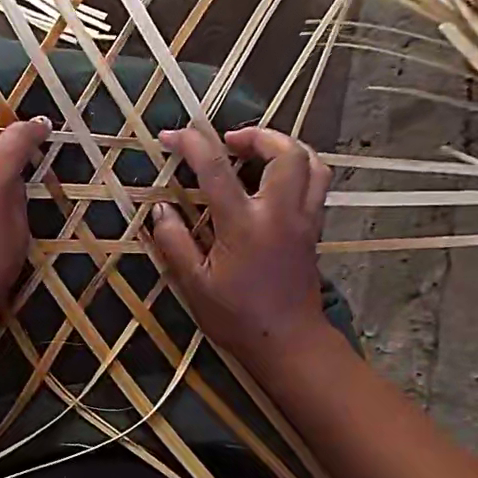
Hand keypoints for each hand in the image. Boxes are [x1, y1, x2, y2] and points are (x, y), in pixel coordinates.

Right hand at [146, 125, 338, 362]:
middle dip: (255, 135)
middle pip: (284, 152)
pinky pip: (317, 182)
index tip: (170, 136)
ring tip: (256, 151)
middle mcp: (279, 213)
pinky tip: (274, 178)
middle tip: (227, 141)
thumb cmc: (237, 317)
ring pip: (311, 162)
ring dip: (283, 146)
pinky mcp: (314, 229)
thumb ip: (175, 242)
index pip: (216, 167)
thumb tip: (160, 209)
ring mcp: (303, 219)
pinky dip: (299, 166)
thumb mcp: (194, 284)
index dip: (191, 143)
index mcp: (243, 224)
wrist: (288, 342)